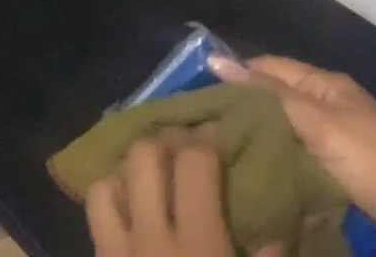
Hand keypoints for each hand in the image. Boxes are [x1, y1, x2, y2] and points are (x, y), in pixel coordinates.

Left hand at [85, 126, 284, 256]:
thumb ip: (270, 254)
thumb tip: (280, 217)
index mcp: (198, 244)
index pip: (194, 162)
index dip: (206, 136)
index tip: (219, 130)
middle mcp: (151, 239)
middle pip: (143, 156)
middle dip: (165, 139)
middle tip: (186, 142)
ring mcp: (117, 253)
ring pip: (106, 182)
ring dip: (128, 169)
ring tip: (153, 171)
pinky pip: (95, 217)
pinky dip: (111, 197)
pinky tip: (130, 203)